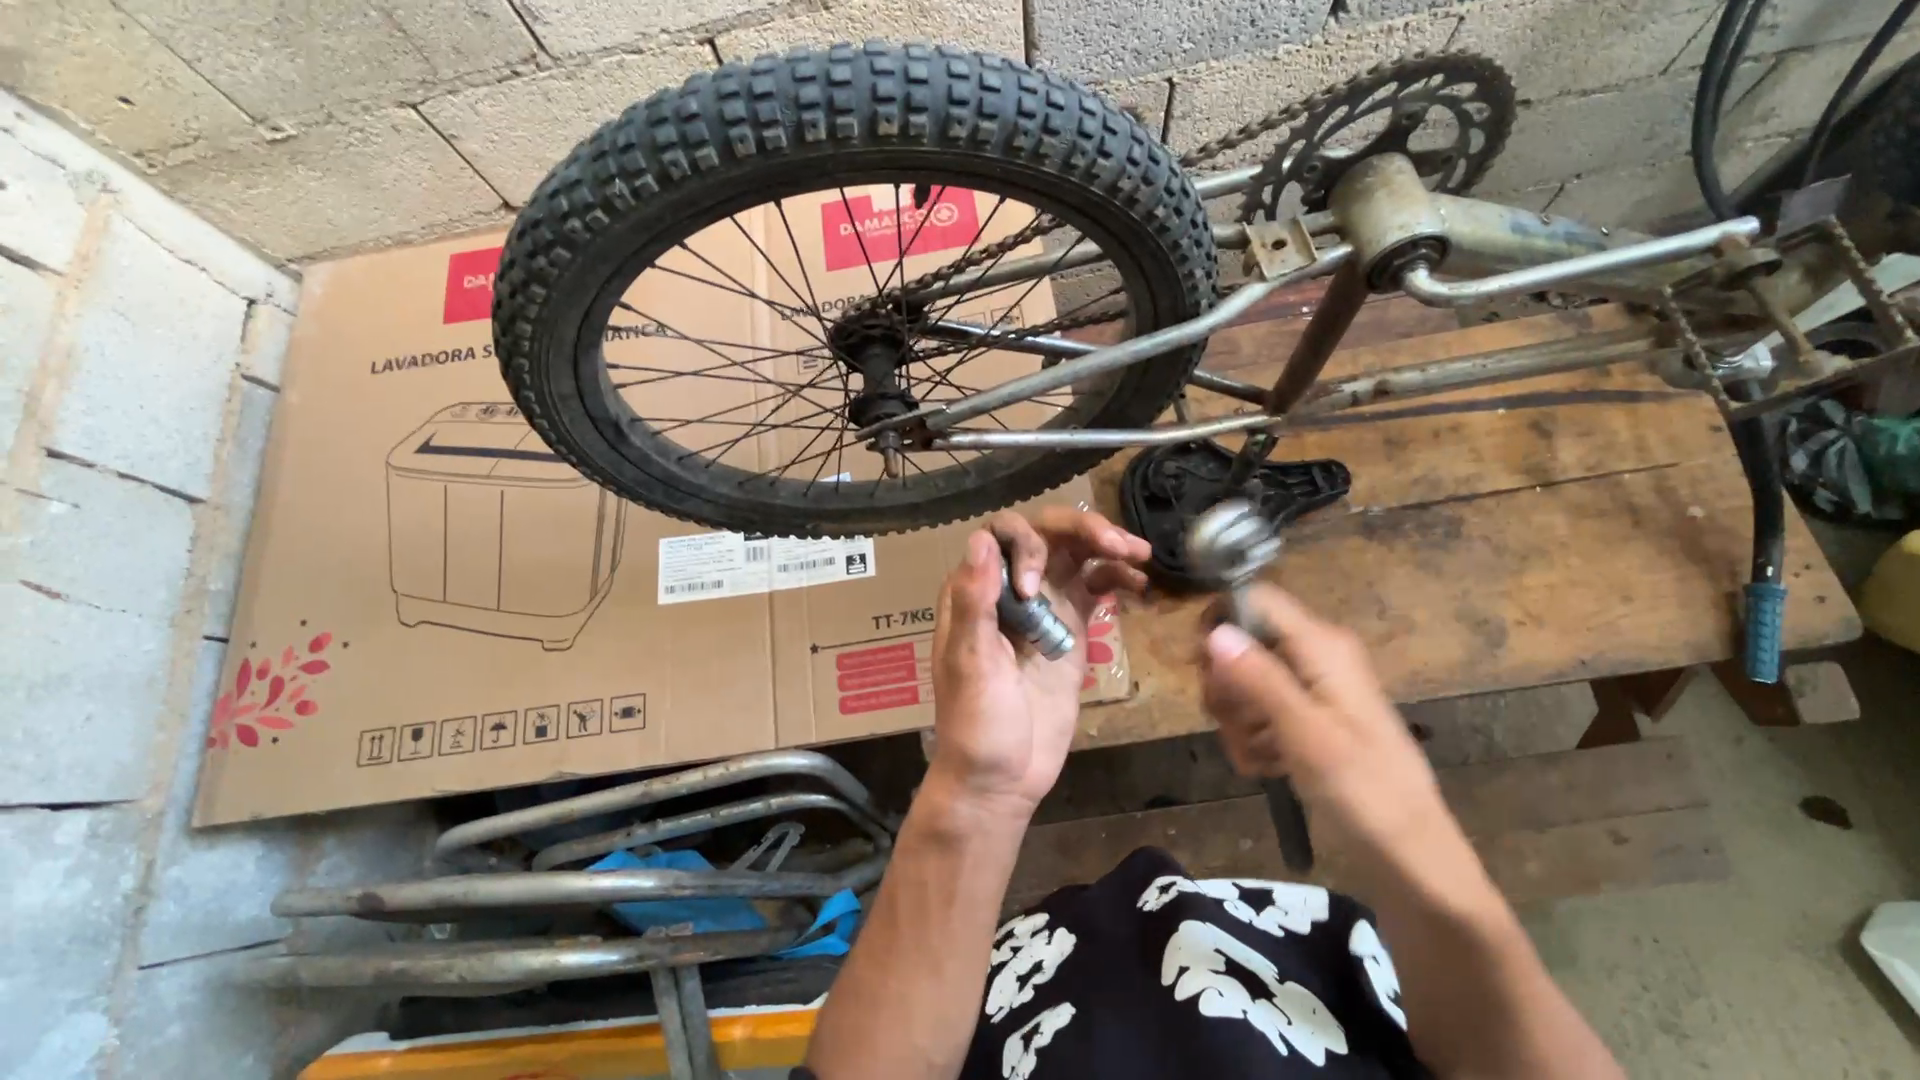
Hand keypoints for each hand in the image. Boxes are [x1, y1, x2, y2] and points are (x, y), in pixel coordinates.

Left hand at [927, 508, 1150, 814]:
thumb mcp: (970, 664)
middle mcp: (1008, 590)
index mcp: (974, 592)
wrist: (1003, 778)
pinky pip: (1096, 589)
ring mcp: (1044, 608)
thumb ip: (974, 603)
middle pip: (1046, 535)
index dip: (1025, 546)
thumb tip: (981, 540)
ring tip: (1139, 552)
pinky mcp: (1072, 630)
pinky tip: (1138, 581)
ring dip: (1106, 544)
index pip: (1002, 535)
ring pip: (1076, 556)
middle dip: (1082, 530)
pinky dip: (1117, 577)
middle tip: (1116, 543)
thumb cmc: (976, 725)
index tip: (1032, 589)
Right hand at [1200, 584, 1484, 898]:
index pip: (1255, 600)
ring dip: (1237, 722)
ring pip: (1243, 684)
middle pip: (1241, 645)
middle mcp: (1313, 657)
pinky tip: (1267, 768)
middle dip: (1226, 688)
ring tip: (1259, 758)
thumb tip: (1214, 631)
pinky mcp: (1304, 719)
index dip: (1220, 623)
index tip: (1200, 667)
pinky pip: (1258, 714)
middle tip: (1236, 727)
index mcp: (1321, 646)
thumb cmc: (1364, 791)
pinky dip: (1252, 740)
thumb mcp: (1305, 733)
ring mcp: (1309, 690)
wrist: (1407, 853)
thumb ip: (1259, 679)